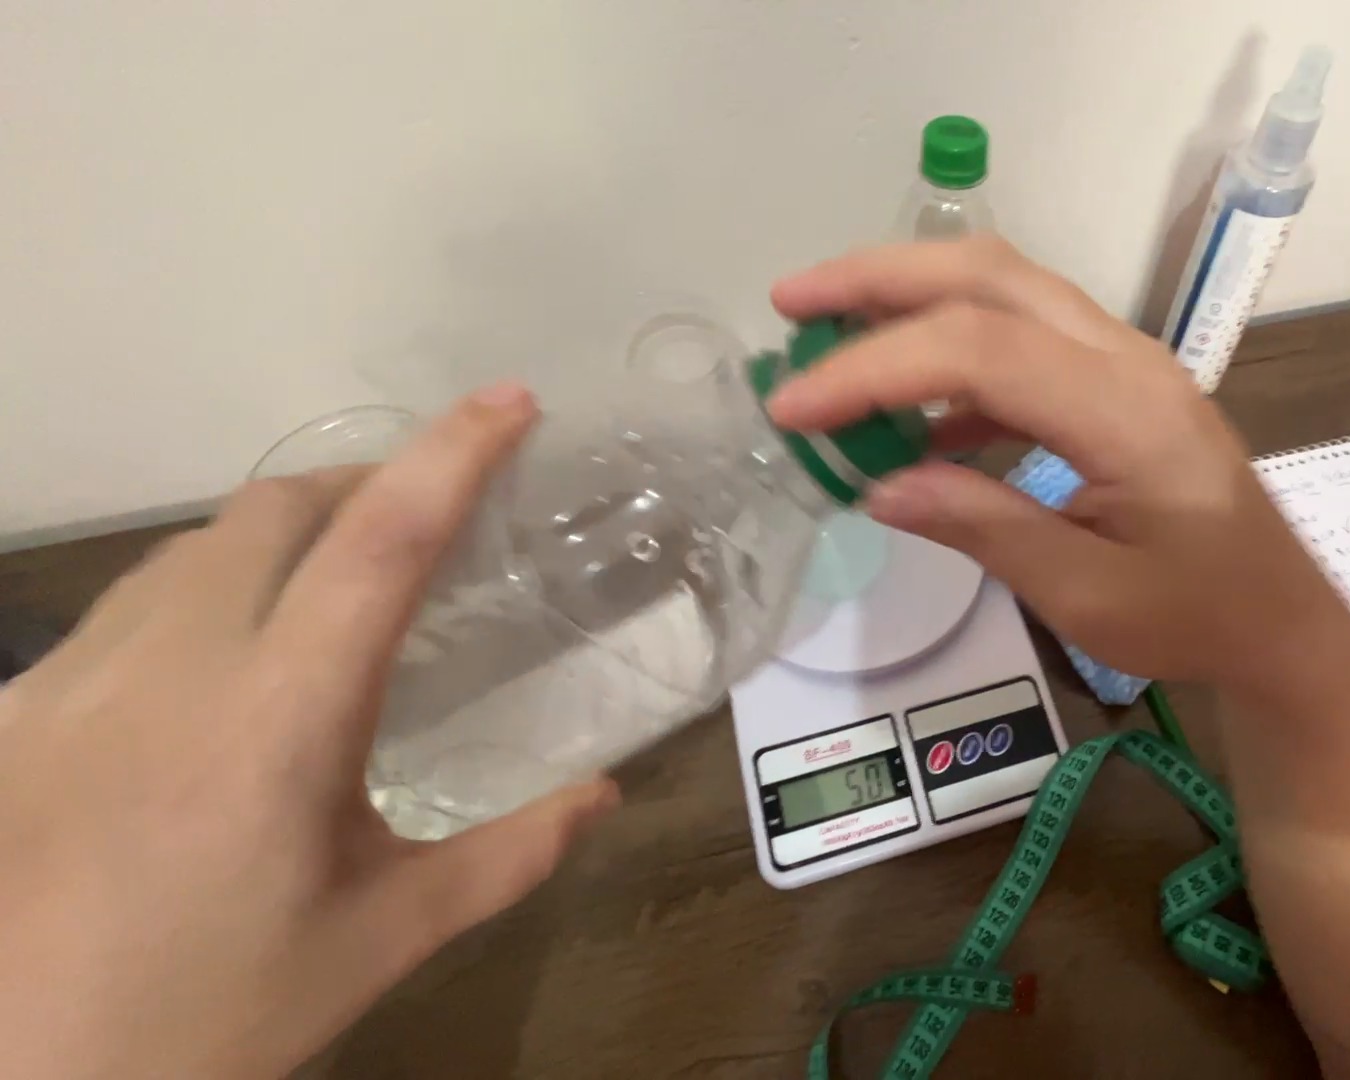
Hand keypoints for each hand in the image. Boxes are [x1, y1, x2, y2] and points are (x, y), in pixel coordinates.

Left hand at [0, 386, 618, 1079]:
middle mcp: (165, 676)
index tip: (511, 403)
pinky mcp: (13, 719)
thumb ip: (514, 853)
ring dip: (296, 526)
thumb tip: (608, 794)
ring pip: (197, 546)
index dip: (452, 457)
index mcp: (277, 723)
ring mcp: (68, 690)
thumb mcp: (388, 936)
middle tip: (446, 503)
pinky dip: (221, 580)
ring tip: (360, 567)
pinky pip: (138, 601)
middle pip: (277, 511)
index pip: (381, 546)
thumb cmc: (207, 1013)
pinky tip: (247, 648)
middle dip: (374, 476)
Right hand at [767, 235, 1341, 685]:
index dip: (872, 369)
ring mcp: (1126, 363)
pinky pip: (1024, 346)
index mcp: (1125, 410)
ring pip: (1006, 292)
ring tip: (830, 339)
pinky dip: (955, 367)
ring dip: (912, 304)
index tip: (791, 408)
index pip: (977, 351)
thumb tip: (879, 484)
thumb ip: (984, 528)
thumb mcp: (1086, 594)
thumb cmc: (1198, 618)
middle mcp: (1126, 359)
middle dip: (880, 279)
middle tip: (793, 305)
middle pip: (990, 274)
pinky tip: (912, 420)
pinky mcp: (1117, 386)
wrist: (1282, 621)